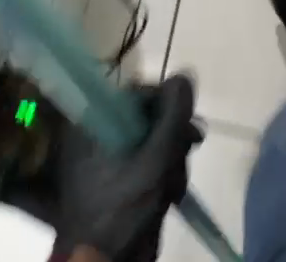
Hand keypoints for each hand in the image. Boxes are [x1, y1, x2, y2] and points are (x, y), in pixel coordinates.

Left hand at [53, 75, 200, 261]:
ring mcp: (108, 157)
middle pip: (151, 118)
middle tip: (182, 161)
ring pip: (155, 142)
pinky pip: (150, 163)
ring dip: (172, 163)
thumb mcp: (155, 159)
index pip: (140, 93)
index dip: (168, 106)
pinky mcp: (119, 179)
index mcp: (96, 121)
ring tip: (172, 189)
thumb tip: (185, 75)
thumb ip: (173, 116)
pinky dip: (164, 176)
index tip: (188, 130)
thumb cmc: (123, 209)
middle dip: (173, 142)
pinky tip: (169, 196)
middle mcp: (100, 133)